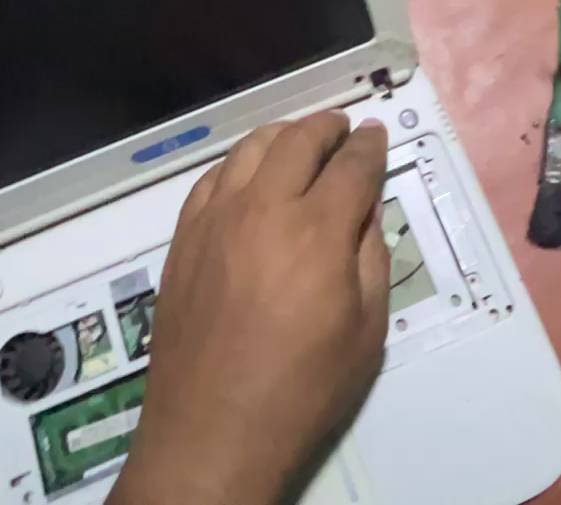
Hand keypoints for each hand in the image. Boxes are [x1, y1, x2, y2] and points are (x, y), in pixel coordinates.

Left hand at [110, 112, 390, 504]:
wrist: (211, 433)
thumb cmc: (301, 389)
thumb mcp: (365, 330)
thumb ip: (371, 255)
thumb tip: (366, 205)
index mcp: (316, 232)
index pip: (352, 166)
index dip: (370, 146)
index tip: (375, 135)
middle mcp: (264, 208)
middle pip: (300, 140)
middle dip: (328, 126)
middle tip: (343, 127)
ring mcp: (217, 217)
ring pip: (252, 147)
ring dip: (284, 134)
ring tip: (300, 140)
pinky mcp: (185, 235)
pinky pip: (214, 176)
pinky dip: (240, 162)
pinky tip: (251, 173)